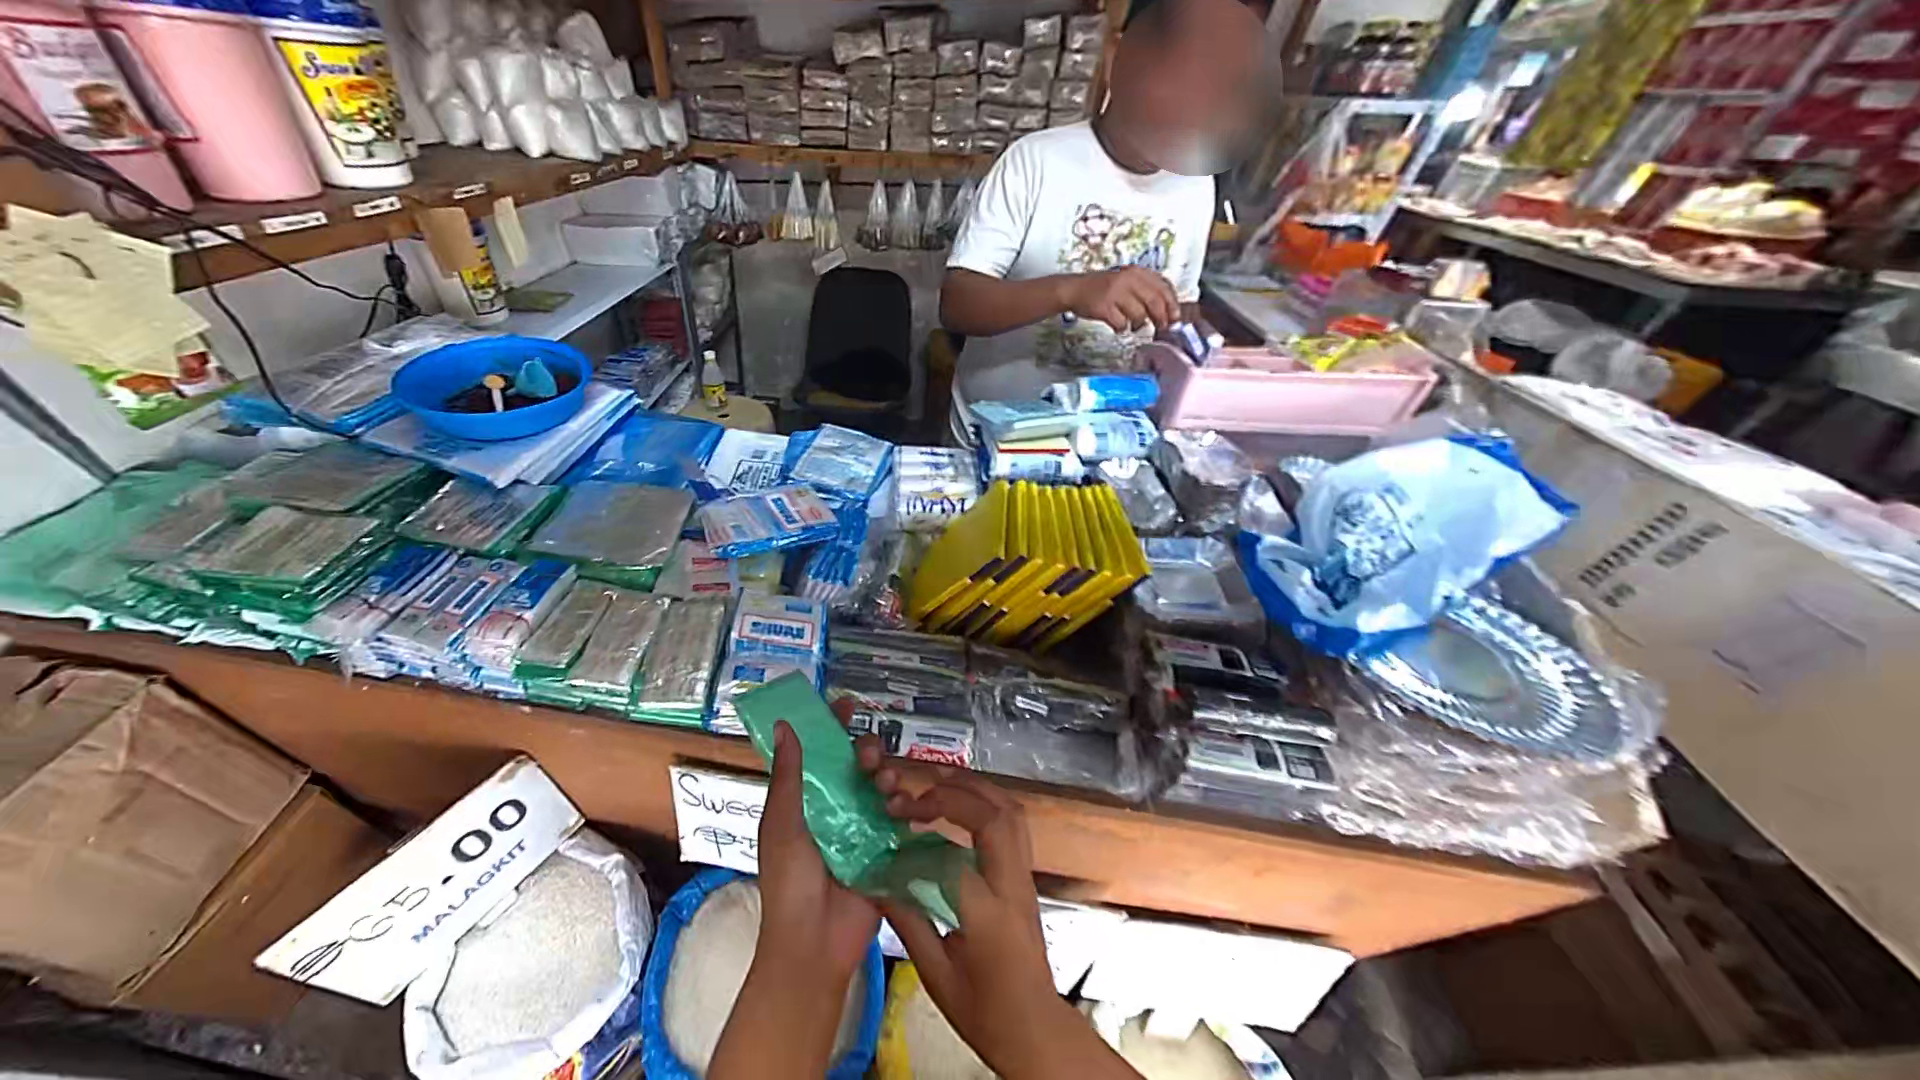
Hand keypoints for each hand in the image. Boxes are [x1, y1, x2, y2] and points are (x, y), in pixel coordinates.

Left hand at [709, 722, 880, 1079]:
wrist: (814, 944)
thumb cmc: (790, 882)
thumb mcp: (783, 824)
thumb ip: (788, 776)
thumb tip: (785, 725)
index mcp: (807, 801)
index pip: (821, 754)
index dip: (832, 728)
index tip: (846, 705)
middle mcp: (836, 810)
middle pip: (858, 766)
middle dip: (867, 752)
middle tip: (869, 756)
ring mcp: (862, 830)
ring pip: (882, 787)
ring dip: (887, 777)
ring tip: (886, 784)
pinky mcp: (885, 850)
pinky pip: (900, 819)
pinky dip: (904, 807)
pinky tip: (905, 806)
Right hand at [857, 739, 1094, 1079]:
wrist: (1034, 1027)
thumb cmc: (984, 1010)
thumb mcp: (936, 975)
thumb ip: (908, 922)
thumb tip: (878, 881)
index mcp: (988, 917)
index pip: (952, 861)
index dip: (917, 843)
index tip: (891, 838)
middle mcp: (1012, 886)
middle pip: (995, 820)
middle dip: (954, 795)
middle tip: (917, 793)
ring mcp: (1025, 877)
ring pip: (1012, 813)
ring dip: (976, 789)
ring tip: (939, 779)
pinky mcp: (1026, 875)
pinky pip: (1014, 823)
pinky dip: (988, 801)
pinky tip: (962, 800)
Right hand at [1058, 267, 1179, 333]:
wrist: (1075, 289)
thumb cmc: (1103, 289)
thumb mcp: (1127, 282)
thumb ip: (1146, 291)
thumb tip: (1166, 311)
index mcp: (1137, 272)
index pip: (1163, 287)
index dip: (1172, 304)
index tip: (1176, 317)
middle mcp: (1128, 280)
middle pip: (1154, 301)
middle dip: (1161, 317)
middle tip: (1162, 327)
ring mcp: (1116, 293)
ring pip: (1139, 315)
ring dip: (1139, 324)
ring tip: (1133, 325)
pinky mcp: (1105, 307)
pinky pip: (1121, 323)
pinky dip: (1122, 328)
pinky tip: (1119, 326)